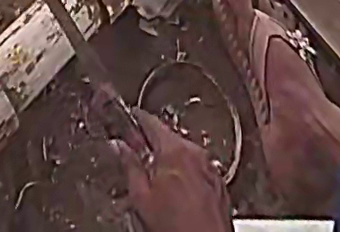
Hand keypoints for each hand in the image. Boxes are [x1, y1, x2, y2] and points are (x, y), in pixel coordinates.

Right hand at [112, 108, 233, 231]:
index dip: (137, 119)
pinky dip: (187, 175)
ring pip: (184, 154)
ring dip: (171, 162)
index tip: (130, 118)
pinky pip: (198, 169)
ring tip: (160, 187)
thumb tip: (120, 147)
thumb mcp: (142, 198)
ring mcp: (210, 168)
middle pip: (168, 138)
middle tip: (140, 161)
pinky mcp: (219, 184)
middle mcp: (195, 152)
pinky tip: (179, 197)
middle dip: (154, 147)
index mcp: (175, 149)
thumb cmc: (177, 229)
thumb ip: (130, 166)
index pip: (151, 121)